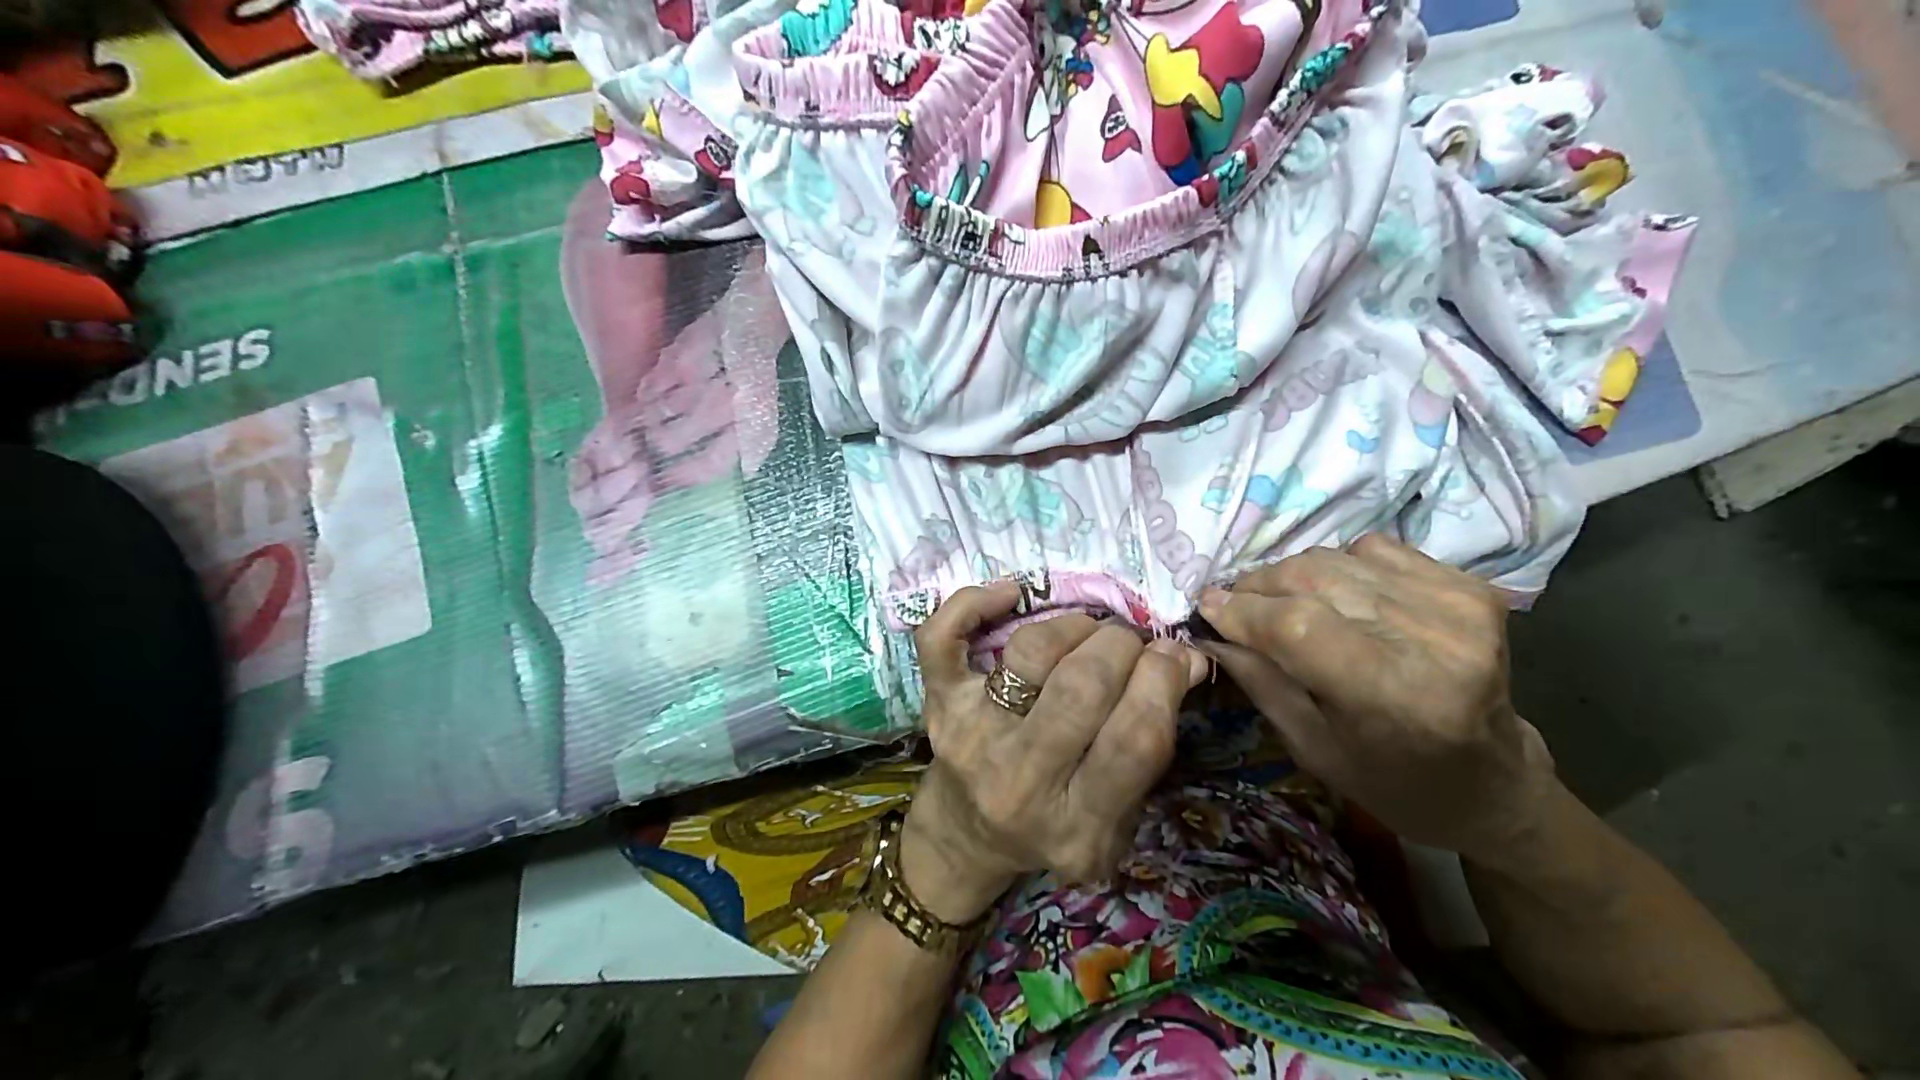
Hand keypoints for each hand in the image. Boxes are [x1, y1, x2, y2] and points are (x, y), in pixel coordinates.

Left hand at [899, 583, 1208, 922]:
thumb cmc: (1053, 824)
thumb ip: (1151, 743)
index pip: (1134, 739)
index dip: (1163, 681)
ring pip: (1029, 652)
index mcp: (1077, 825)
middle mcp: (1018, 781)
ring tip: (1089, 631)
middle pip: (1082, 686)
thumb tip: (1185, 656)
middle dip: (1121, 646)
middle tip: (1130, 641)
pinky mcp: (936, 706)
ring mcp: (970, 737)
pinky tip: (1012, 594)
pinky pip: (942, 638)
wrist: (968, 835)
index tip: (1174, 653)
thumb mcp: (1116, 815)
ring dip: (1073, 625)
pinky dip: (973, 603)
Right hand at [1197, 534, 1556, 867]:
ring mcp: (1456, 605)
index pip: (1296, 625)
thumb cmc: (1392, 780)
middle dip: (1257, 587)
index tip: (1206, 606)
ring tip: (1275, 600)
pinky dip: (1336, 566)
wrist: (1492, 781)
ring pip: (1335, 558)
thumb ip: (1259, 679)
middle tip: (1233, 604)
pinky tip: (1334, 595)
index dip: (1242, 609)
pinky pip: (1372, 549)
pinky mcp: (1468, 586)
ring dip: (1289, 575)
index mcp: (1394, 696)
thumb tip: (1210, 626)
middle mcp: (1434, 640)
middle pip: (1312, 578)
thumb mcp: (1311, 747)